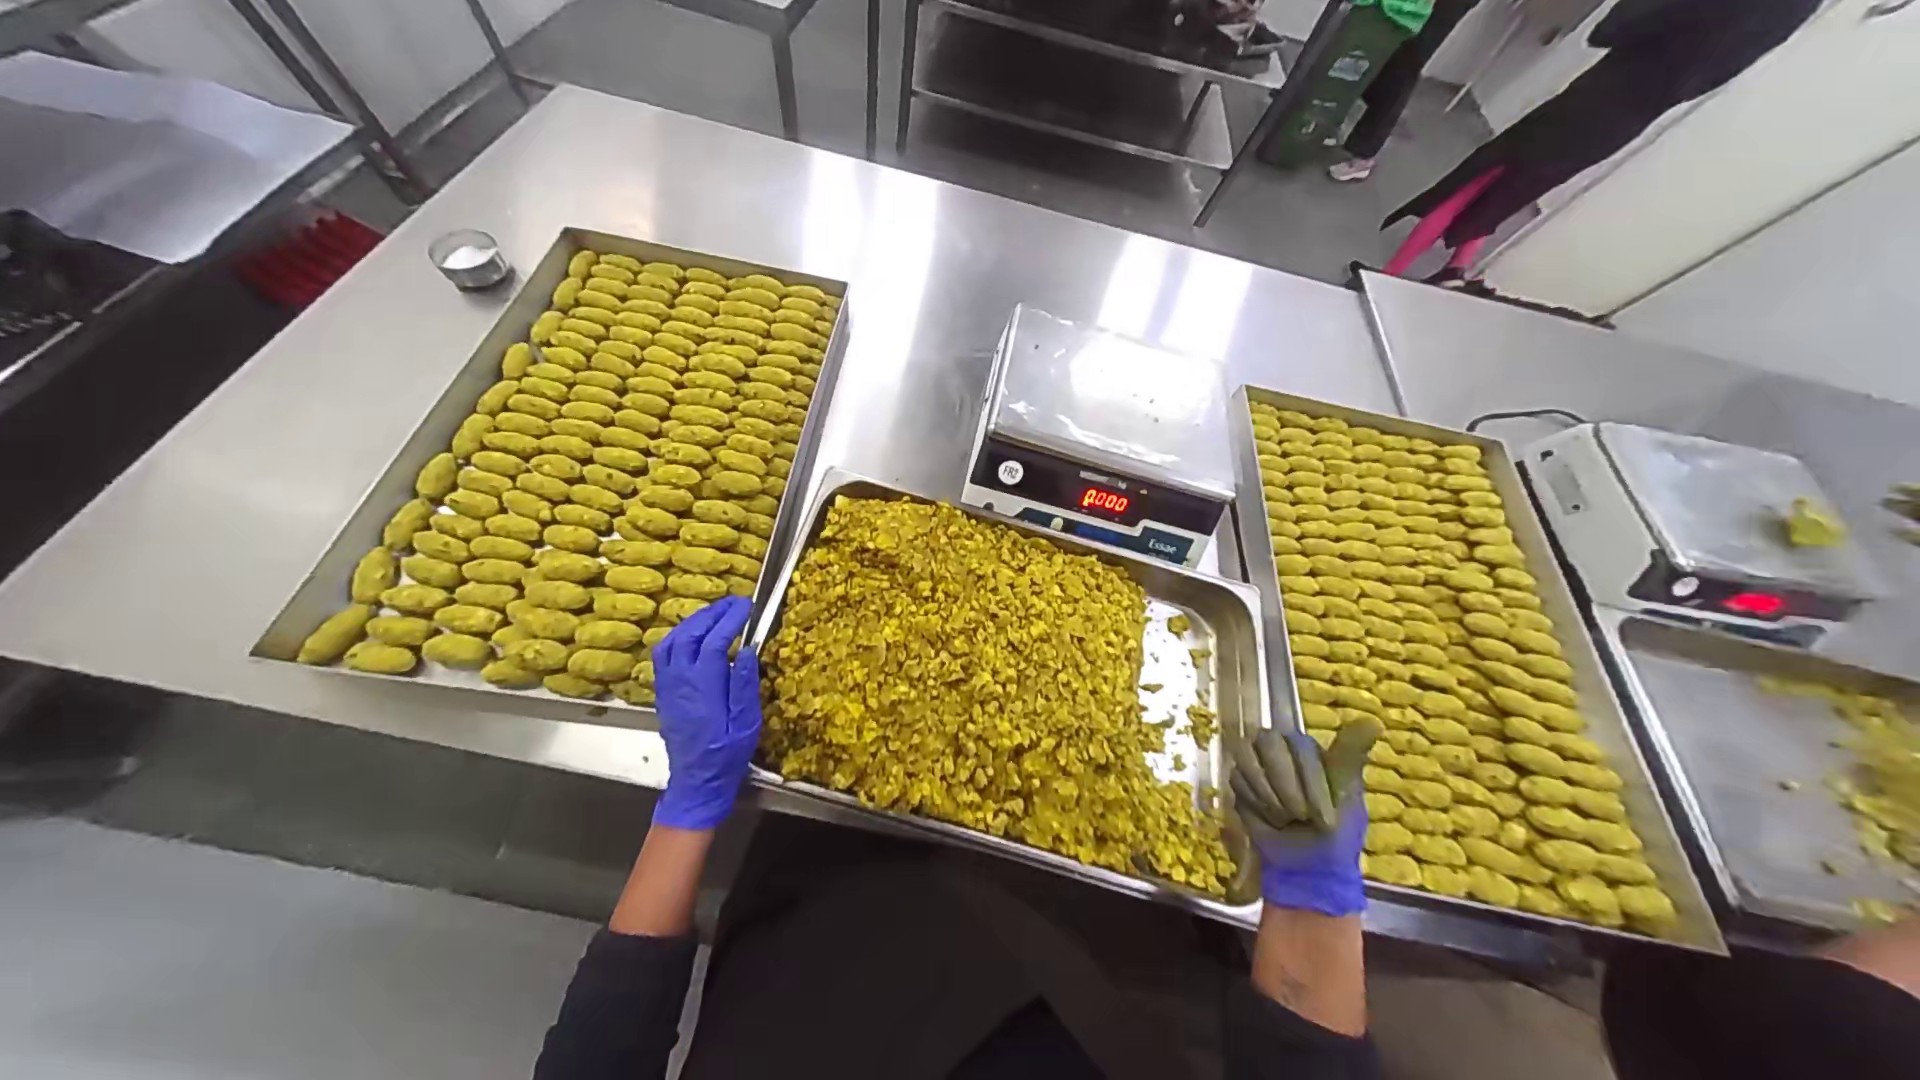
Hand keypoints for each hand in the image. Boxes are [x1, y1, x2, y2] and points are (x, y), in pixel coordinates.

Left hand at [651, 596, 760, 829]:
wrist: (697, 779)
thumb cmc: (727, 753)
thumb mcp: (746, 722)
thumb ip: (745, 685)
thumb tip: (749, 650)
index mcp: (704, 686)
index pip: (715, 641)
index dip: (731, 619)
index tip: (746, 606)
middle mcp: (680, 680)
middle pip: (692, 634)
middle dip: (713, 613)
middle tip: (735, 602)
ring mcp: (668, 685)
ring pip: (674, 641)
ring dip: (695, 621)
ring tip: (716, 612)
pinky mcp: (664, 691)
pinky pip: (665, 653)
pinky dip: (679, 635)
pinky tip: (694, 633)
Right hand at [1228, 718, 1379, 916]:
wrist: (1305, 869)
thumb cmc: (1333, 834)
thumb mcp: (1347, 794)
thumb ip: (1350, 755)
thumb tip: (1373, 720)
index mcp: (1308, 749)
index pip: (1298, 745)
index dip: (1309, 782)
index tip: (1322, 817)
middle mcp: (1279, 748)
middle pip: (1267, 743)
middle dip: (1284, 786)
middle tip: (1298, 816)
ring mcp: (1255, 762)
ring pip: (1247, 757)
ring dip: (1267, 794)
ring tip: (1284, 819)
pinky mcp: (1238, 780)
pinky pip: (1236, 778)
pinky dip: (1253, 802)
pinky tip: (1268, 818)